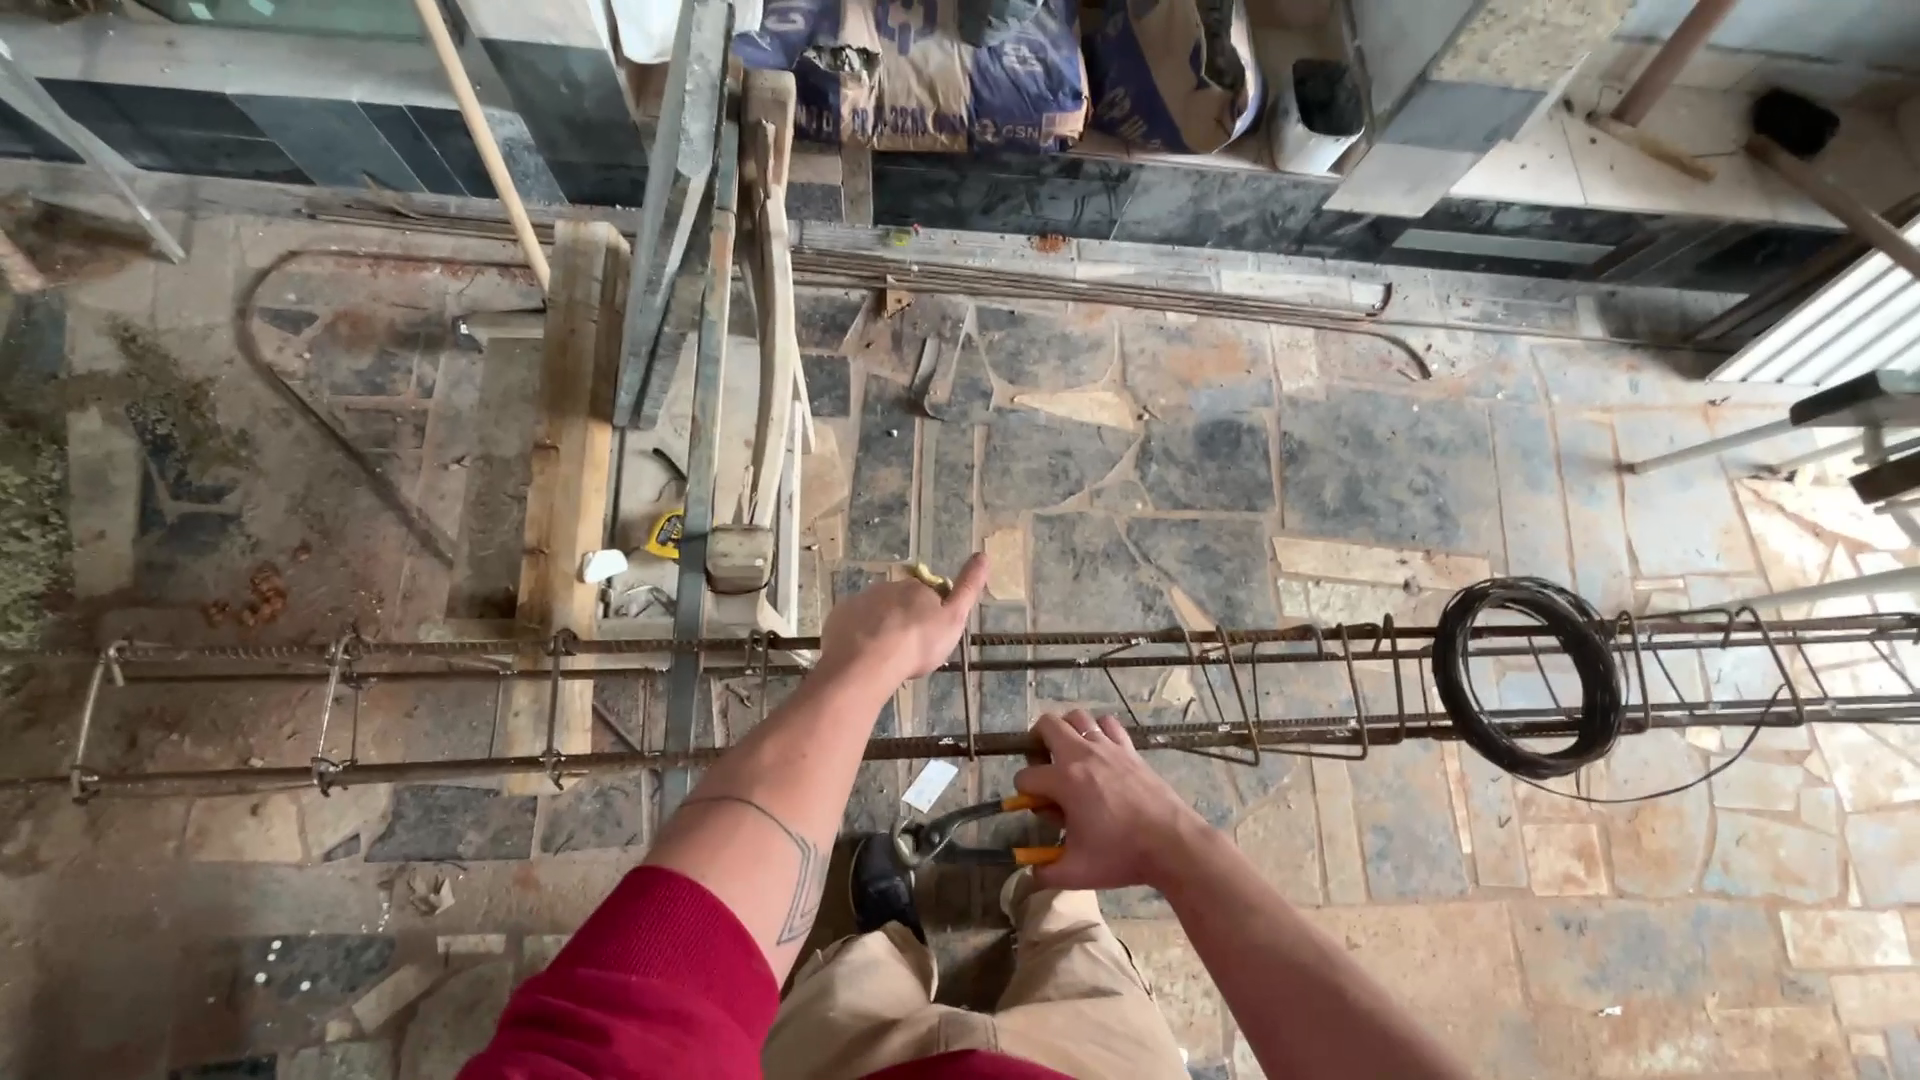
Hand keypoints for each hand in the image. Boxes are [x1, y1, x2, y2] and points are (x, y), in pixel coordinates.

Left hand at [819, 553, 987, 684]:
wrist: (867, 662)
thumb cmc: (917, 643)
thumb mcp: (953, 619)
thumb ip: (968, 588)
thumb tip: (983, 555)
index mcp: (916, 588)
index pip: (927, 595)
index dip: (930, 615)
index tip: (929, 638)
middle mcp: (887, 587)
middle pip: (899, 603)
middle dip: (904, 620)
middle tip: (908, 651)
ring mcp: (860, 601)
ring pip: (875, 613)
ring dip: (881, 628)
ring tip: (885, 658)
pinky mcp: (838, 617)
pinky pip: (853, 624)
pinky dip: (858, 636)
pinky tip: (863, 656)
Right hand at [1013, 711, 1211, 891]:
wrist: (1171, 843)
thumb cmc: (1121, 855)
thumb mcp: (1076, 873)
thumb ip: (1045, 872)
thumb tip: (1030, 873)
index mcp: (1064, 780)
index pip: (1026, 777)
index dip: (1025, 794)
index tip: (1040, 810)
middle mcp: (1082, 754)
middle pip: (1046, 725)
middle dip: (1036, 744)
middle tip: (1045, 769)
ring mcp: (1108, 747)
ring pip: (1077, 717)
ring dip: (1067, 731)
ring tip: (1069, 755)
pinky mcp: (1129, 749)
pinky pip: (1108, 724)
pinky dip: (1099, 730)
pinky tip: (1101, 752)